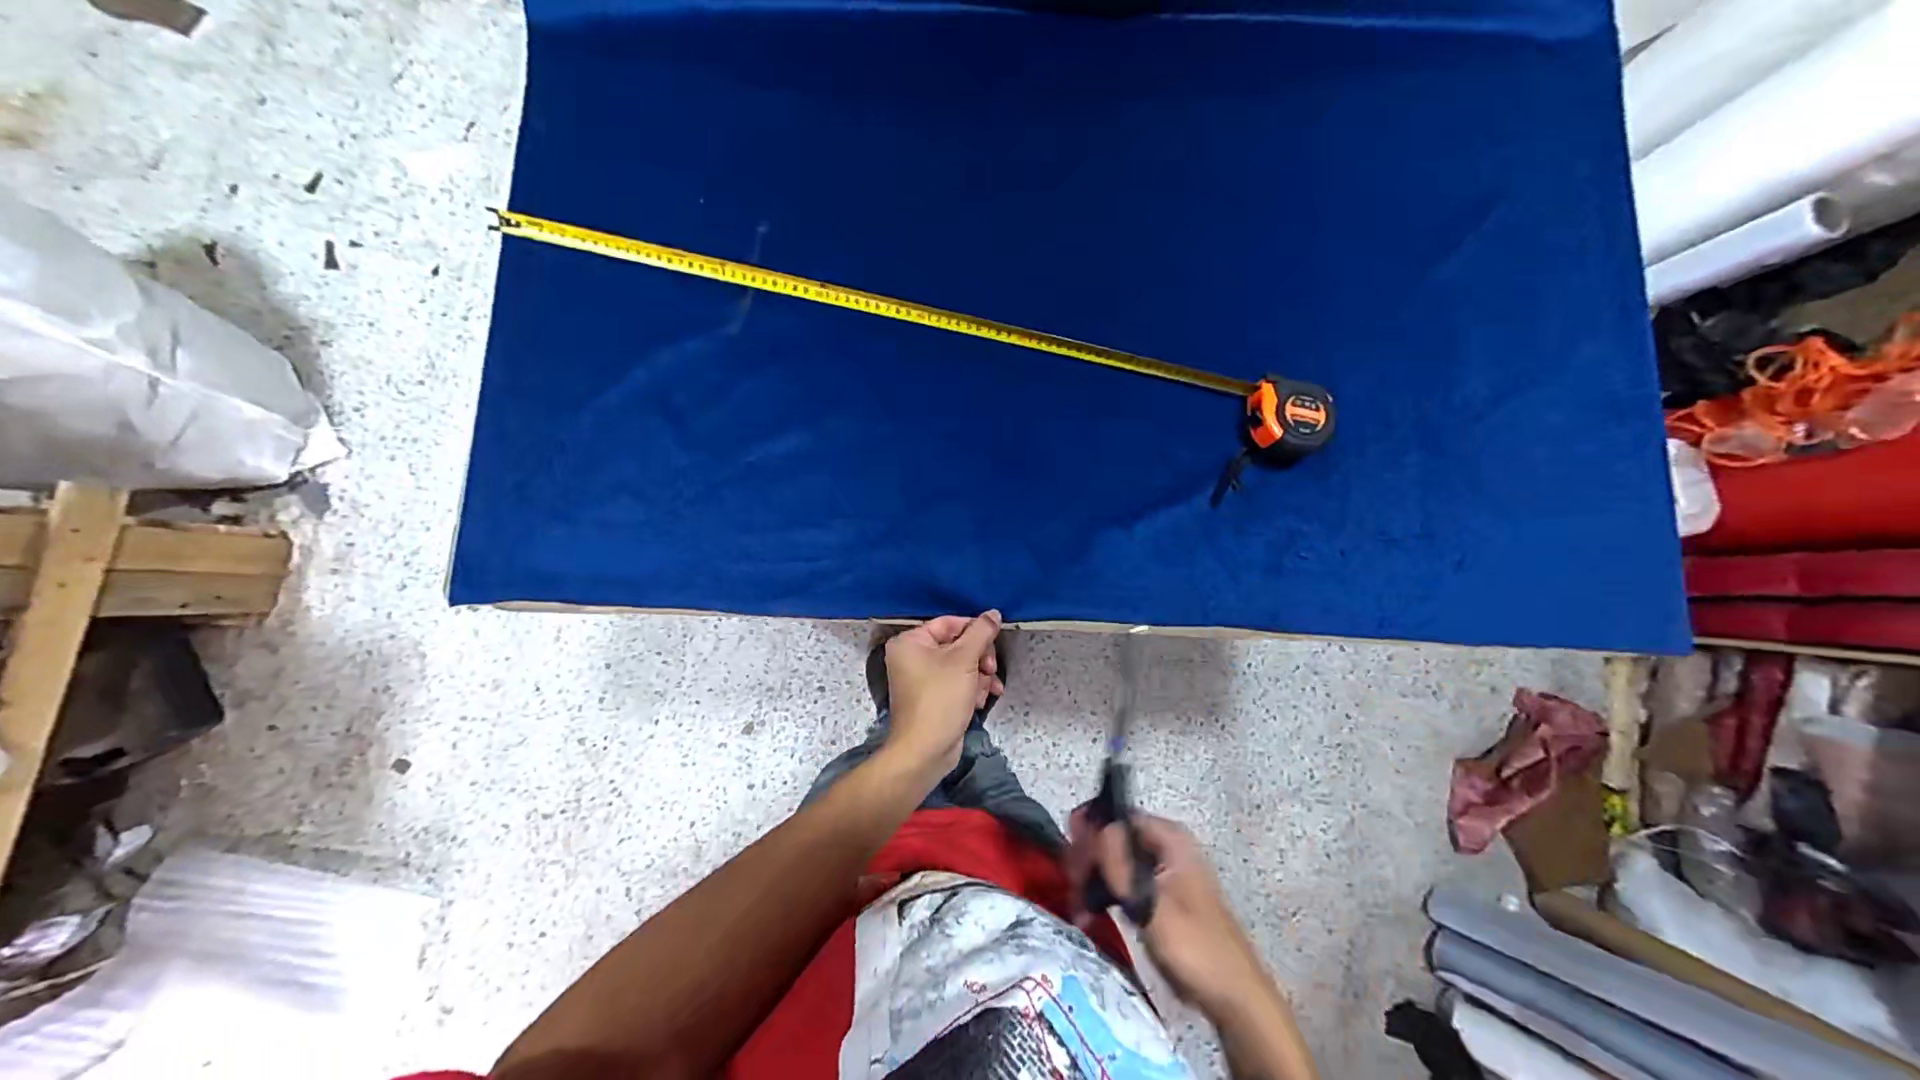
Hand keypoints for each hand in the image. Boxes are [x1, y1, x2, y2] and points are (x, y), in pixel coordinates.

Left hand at [878, 611, 1003, 784]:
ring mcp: (922, 679)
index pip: (949, 623)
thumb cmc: (940, 699)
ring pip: (961, 665)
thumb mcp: (965, 660)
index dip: (975, 630)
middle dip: (979, 657)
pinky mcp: (933, 697)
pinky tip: (980, 701)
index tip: (995, 640)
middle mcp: (912, 657)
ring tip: (985, 691)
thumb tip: (993, 614)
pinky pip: (957, 683)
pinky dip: (971, 689)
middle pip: (957, 644)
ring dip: (979, 676)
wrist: (925, 751)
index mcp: (910, 642)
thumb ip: (981, 632)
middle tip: (990, 669)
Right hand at [1068, 809, 1276, 1020]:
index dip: (1089, 830)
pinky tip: (1090, 914)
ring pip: (1114, 860)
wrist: (1233, 997)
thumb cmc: (1194, 947)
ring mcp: (1163, 870)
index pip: (1117, 815)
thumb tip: (1094, 825)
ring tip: (1079, 906)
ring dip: (1093, 879)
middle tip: (1073, 886)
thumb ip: (1119, 864)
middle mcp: (1165, 846)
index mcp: (1169, 837)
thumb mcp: (1150, 903)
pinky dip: (1105, 894)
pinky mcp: (1158, 895)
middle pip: (1113, 836)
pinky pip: (1123, 881)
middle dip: (1088, 858)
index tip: (1072, 857)